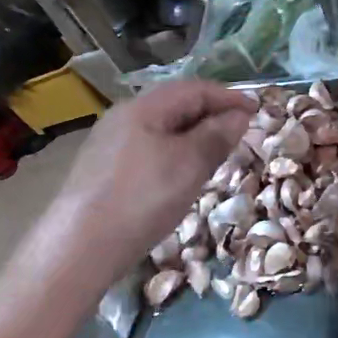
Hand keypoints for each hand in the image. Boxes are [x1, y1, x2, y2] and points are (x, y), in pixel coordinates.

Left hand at [51, 80, 253, 260]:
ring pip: (163, 130)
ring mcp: (110, 145)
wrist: (80, 247)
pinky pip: (150, 149)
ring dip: (195, 136)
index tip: (258, 111)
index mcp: (144, 108)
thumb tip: (238, 115)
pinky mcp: (104, 171)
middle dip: (212, 115)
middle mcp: (123, 118)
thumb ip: (217, 135)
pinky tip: (183, 175)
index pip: (195, 89)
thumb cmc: (142, 198)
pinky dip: (176, 153)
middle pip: (176, 106)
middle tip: (241, 132)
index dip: (229, 97)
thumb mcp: (189, 164)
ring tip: (218, 153)